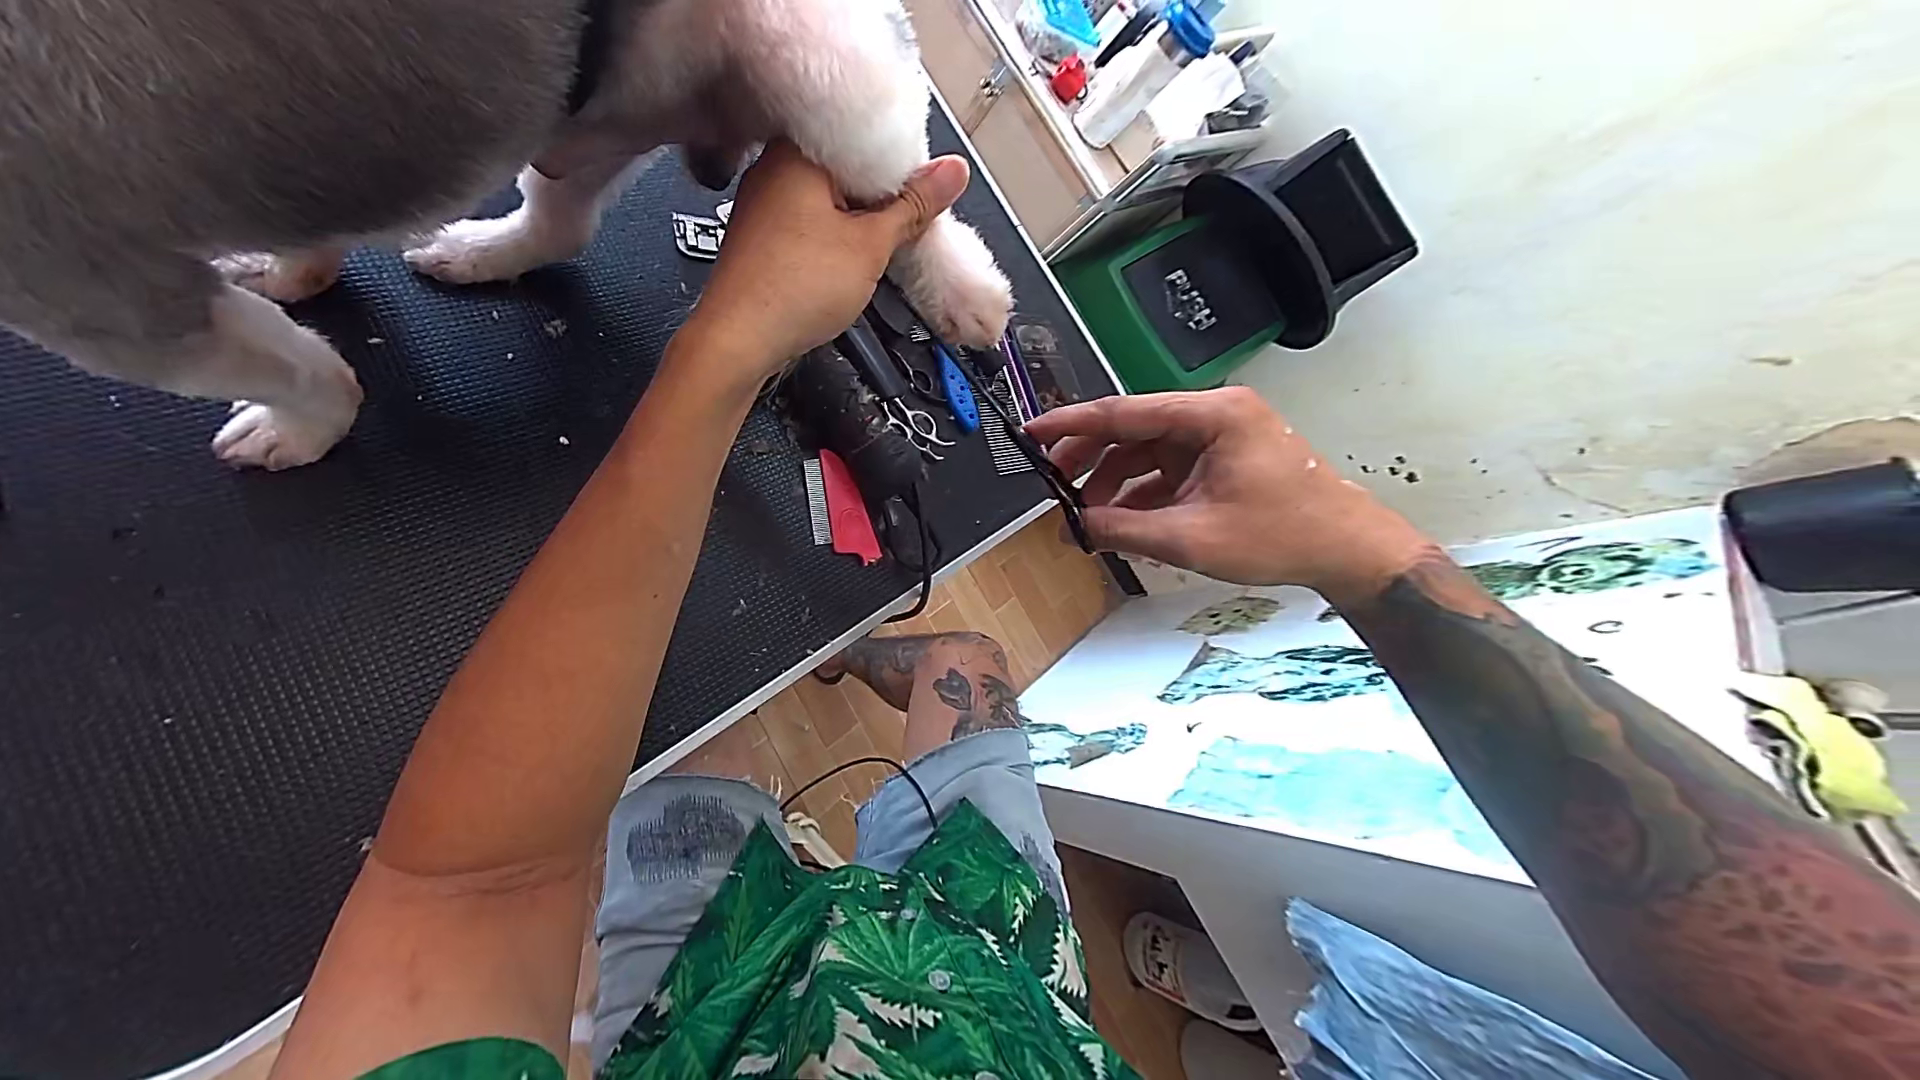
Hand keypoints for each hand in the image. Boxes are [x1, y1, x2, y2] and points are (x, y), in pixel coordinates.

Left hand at [680, 140, 969, 377]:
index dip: (903, 171)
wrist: (741, 340)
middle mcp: (774, 169)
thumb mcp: (871, 246)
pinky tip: (845, 265)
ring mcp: (764, 204)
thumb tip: (952, 173)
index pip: (867, 140)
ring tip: (874, 252)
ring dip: (858, 224)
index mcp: (800, 152)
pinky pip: (809, 226)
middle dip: (881, 201)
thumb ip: (914, 206)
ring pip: (829, 201)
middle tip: (905, 228)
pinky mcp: (763, 237)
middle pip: (848, 171)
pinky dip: (833, 241)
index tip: (925, 197)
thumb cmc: (792, 290)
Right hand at [1023, 387, 1432, 597]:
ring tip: (1085, 514)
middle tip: (1053, 485)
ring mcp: (1217, 437)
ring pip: (1145, 451)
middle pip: (1131, 429)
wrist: (1348, 551)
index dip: (1071, 424)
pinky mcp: (1220, 460)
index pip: (1123, 412)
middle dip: (1089, 458)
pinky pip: (1165, 469)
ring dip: (1112, 481)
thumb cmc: (1284, 535)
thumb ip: (1124, 530)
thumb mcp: (1191, 538)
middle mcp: (1213, 415)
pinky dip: (1139, 493)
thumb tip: (1074, 527)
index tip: (1032, 433)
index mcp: (1212, 415)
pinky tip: (1120, 519)